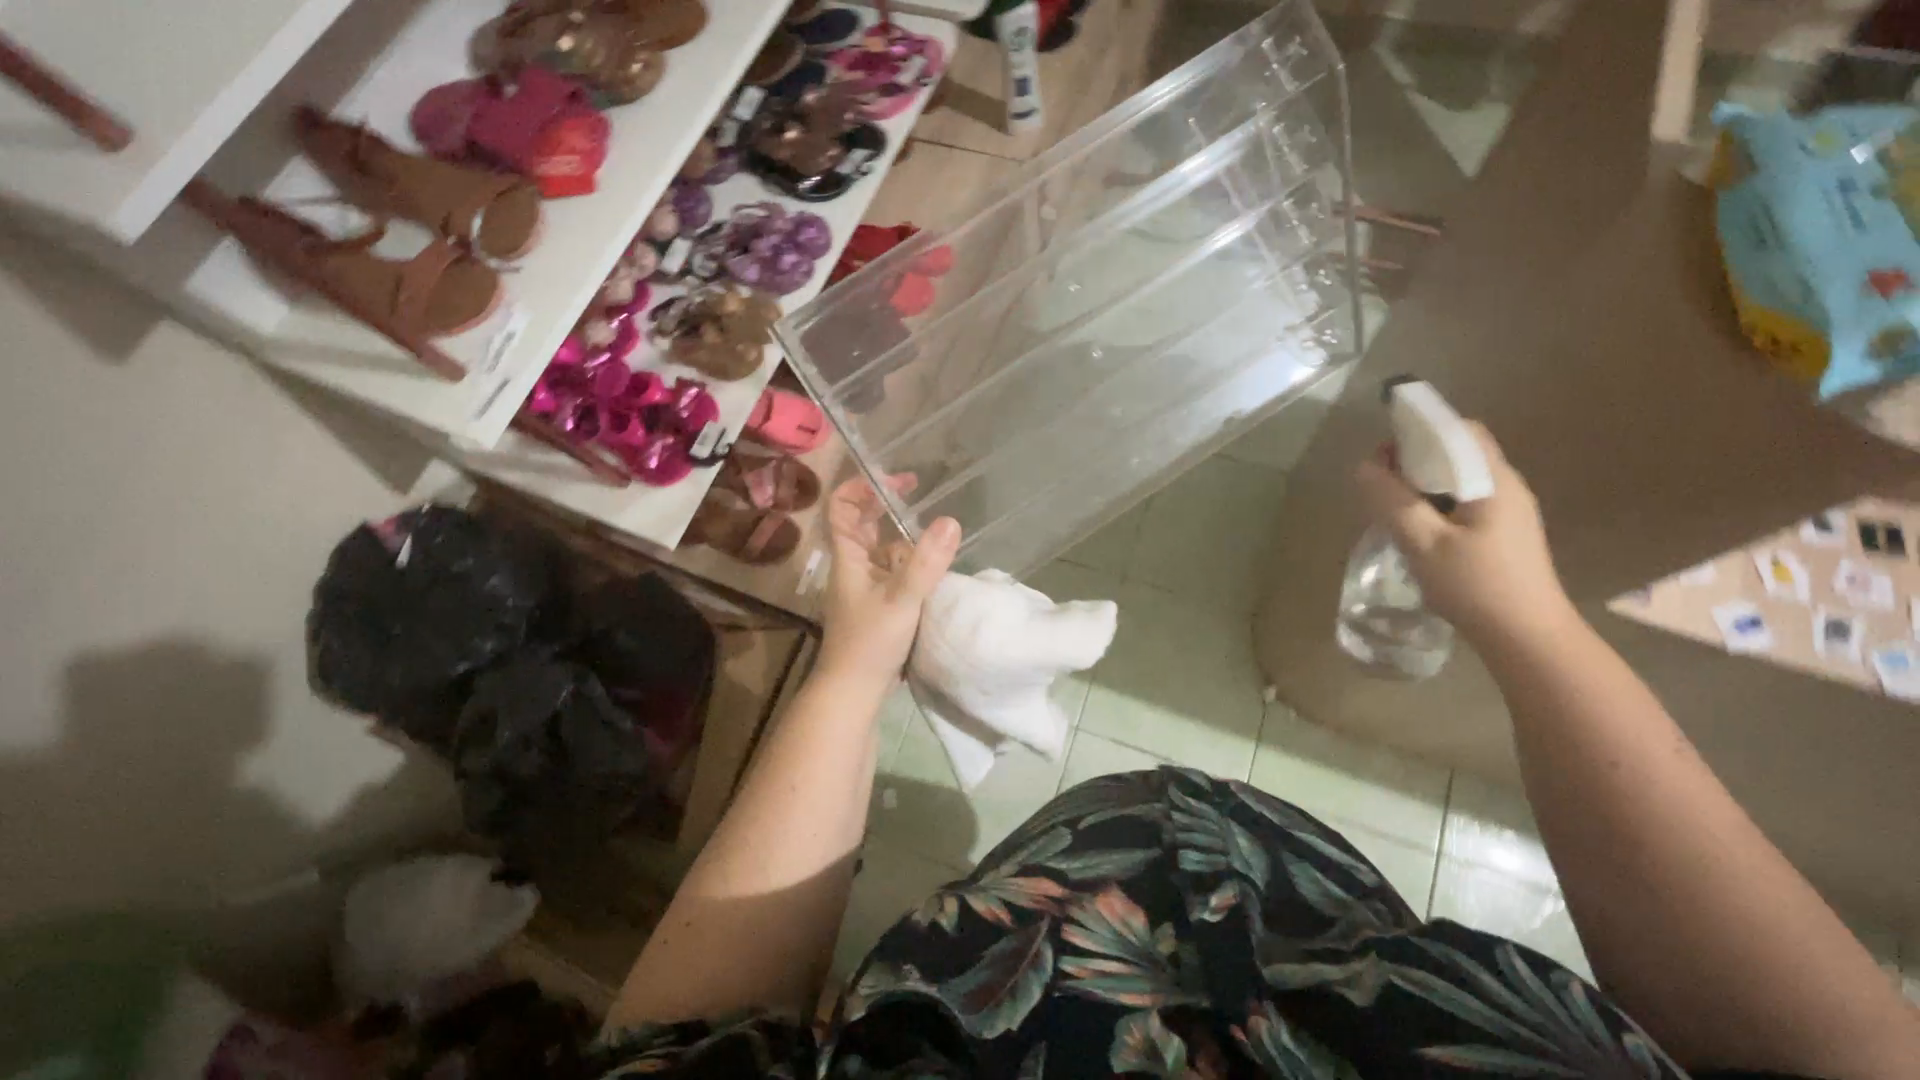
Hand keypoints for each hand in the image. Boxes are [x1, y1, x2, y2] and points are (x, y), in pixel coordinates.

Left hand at [817, 476, 960, 686]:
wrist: (853, 691)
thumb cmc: (869, 643)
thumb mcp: (901, 600)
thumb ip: (926, 563)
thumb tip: (950, 521)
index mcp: (847, 558)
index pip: (840, 508)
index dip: (859, 487)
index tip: (892, 480)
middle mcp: (852, 567)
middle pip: (861, 525)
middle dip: (885, 506)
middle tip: (917, 493)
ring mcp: (864, 588)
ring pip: (880, 550)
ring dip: (902, 537)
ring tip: (933, 531)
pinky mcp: (877, 606)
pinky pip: (892, 573)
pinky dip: (910, 564)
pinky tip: (933, 570)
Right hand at [1354, 423, 1573, 642]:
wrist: (1528, 639)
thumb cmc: (1476, 587)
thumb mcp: (1423, 544)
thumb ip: (1392, 502)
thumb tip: (1364, 467)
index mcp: (1493, 481)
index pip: (1459, 430)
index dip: (1419, 431)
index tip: (1385, 454)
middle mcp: (1507, 487)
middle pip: (1458, 453)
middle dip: (1415, 460)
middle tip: (1380, 485)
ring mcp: (1510, 513)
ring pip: (1460, 480)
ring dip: (1424, 485)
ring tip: (1392, 509)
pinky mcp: (1505, 535)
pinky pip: (1465, 503)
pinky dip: (1436, 505)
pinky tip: (1417, 532)